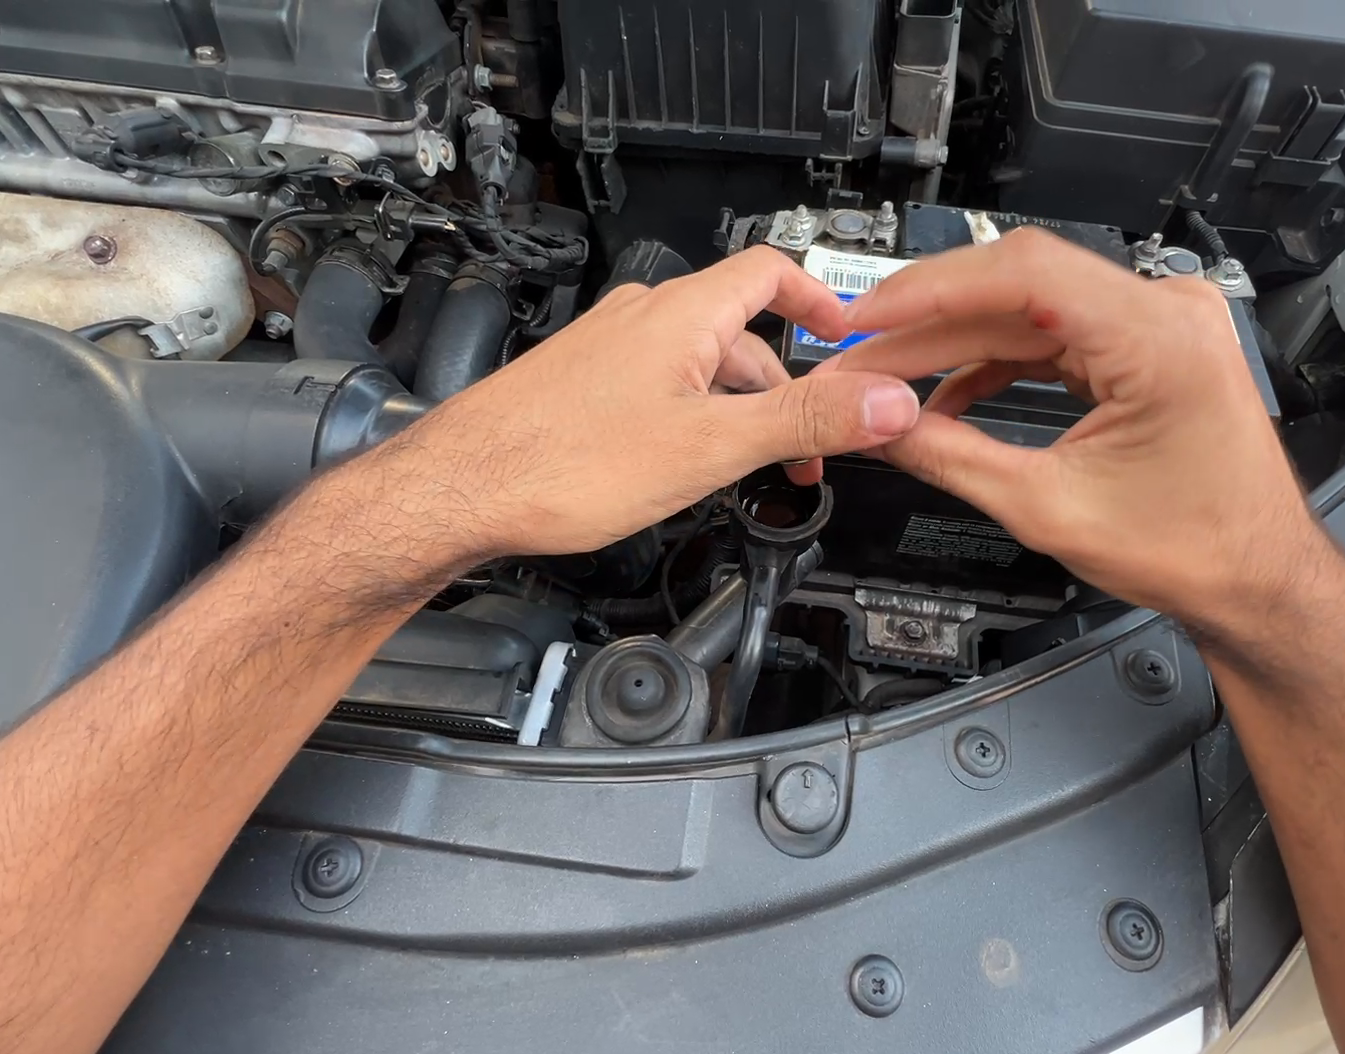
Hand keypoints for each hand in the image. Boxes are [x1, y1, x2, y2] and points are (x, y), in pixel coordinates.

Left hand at [360, 245, 921, 563]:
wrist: (460, 491)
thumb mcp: (710, 446)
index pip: (770, 272)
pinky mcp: (585, 385)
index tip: (846, 340)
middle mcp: (643, 320)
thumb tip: (884, 401)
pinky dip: (694, 418)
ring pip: (700, 369)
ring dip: (739, 412)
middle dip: (785, 390)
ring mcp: (610, 352)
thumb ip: (803, 420)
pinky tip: (687, 463)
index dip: (818, 300)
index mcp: (682, 315)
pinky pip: (660, 388)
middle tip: (806, 451)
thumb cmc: (561, 462)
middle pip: (742, 334)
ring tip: (750, 468)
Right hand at [835, 228, 1329, 633]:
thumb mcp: (1046, 508)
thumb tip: (884, 428)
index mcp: (1157, 338)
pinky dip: (985, 365)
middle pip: (1010, 291)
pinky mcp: (1132, 348)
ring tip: (887, 380)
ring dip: (947, 346)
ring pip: (1017, 314)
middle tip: (858, 360)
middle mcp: (1159, 312)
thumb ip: (952, 459)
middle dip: (923, 327)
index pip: (1021, 274)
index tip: (866, 317)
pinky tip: (943, 396)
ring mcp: (1147, 326)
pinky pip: (1041, 339)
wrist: (1251, 575)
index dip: (927, 290)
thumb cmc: (1190, 547)